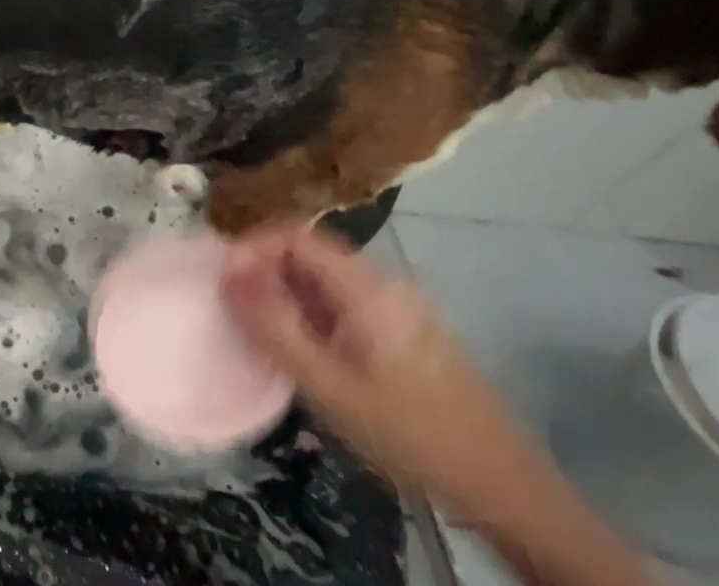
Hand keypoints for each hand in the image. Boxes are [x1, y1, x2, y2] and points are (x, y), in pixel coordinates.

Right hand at [220, 226, 535, 509]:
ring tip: (255, 328)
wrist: (497, 483)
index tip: (220, 280)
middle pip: (310, 252)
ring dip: (283, 292)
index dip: (251, 247)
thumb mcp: (327, 384)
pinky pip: (342, 301)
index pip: (297, 235)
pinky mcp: (403, 330)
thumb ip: (274, 326)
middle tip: (230, 306)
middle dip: (263, 270)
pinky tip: (298, 348)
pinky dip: (308, 311)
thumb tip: (227, 275)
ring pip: (324, 279)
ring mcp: (398, 306)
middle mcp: (384, 284)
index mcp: (367, 288)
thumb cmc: (406, 432)